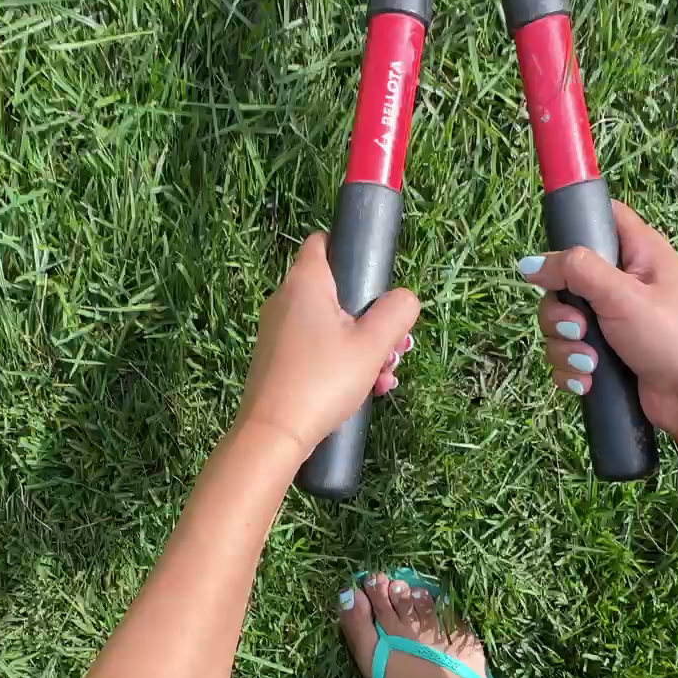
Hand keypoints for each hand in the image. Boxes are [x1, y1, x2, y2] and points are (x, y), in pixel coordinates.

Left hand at [236, 233, 418, 450]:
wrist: (274, 434)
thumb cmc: (323, 380)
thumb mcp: (373, 344)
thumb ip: (397, 312)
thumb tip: (404, 299)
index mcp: (304, 282)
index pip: (322, 243)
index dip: (350, 253)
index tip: (374, 281)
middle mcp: (284, 302)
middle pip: (337, 295)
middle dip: (373, 321)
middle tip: (396, 349)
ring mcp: (276, 335)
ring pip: (331, 330)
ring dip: (363, 350)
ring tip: (384, 379)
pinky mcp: (275, 364)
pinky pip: (315, 353)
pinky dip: (340, 366)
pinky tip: (365, 392)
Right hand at [518, 201, 677, 434]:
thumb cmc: (672, 336)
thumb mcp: (623, 295)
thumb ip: (575, 272)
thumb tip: (530, 263)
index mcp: (636, 254)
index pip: (599, 220)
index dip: (572, 231)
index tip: (550, 260)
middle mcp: (620, 285)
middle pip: (563, 284)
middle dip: (559, 314)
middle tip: (578, 328)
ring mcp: (611, 322)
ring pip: (560, 326)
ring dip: (565, 348)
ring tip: (590, 363)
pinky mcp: (603, 356)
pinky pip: (567, 357)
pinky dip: (571, 371)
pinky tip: (588, 381)